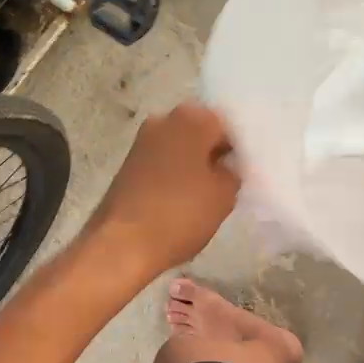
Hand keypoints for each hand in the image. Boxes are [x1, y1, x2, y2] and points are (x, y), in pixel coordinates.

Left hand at [87, 103, 239, 275]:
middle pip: (201, 132)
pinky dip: (174, 174)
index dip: (238, 149)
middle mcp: (165, 118)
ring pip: (181, 146)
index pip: (228, 125)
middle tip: (228, 183)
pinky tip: (181, 200)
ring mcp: (143, 139)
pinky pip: (162, 161)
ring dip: (193, 164)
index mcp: (192, 117)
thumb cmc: (179, 214)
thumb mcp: (224, 195)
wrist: (120, 245)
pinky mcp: (128, 162)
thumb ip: (233, 172)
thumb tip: (226, 166)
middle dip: (214, 154)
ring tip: (204, 195)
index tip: (244, 172)